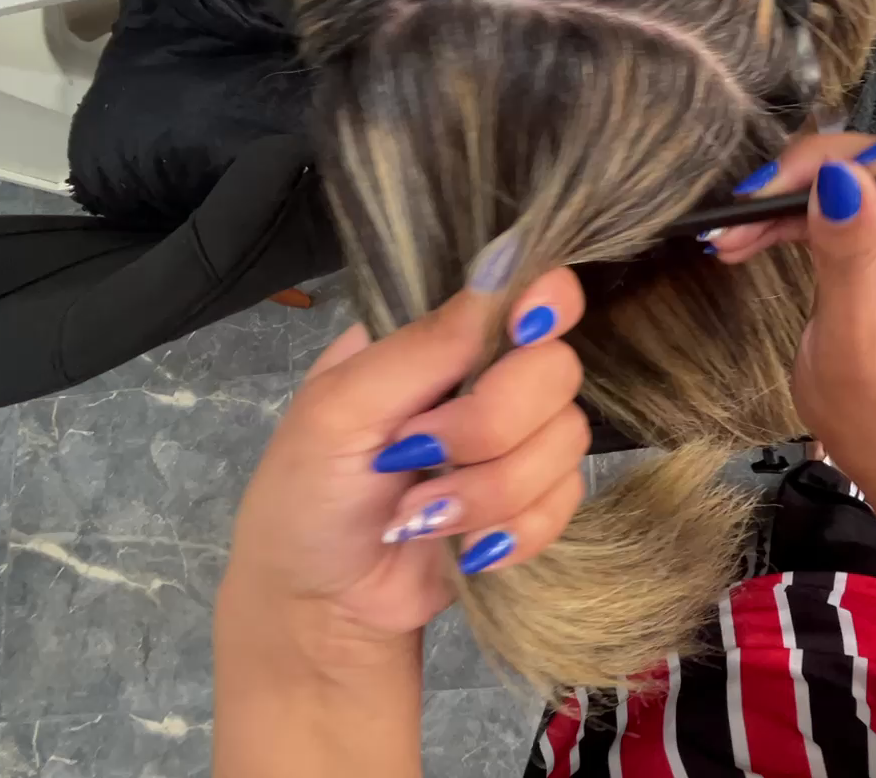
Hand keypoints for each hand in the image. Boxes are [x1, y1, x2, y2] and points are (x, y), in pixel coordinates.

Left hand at [219, 267, 590, 672]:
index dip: (547, 301)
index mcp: (448, 336)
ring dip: (491, 492)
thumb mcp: (339, 410)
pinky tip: (463, 546)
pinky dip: (512, 531)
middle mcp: (497, 376)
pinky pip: (566, 500)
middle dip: (491, 426)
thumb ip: (423, 346)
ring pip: (568, 440)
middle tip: (419, 454)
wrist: (319, 608)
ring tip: (422, 516)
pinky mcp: (539, 498)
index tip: (529, 328)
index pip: (531, 290)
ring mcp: (523, 437)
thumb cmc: (306, 493)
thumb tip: (506, 266)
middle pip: (558, 370)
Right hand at [713, 117, 875, 492]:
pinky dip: (784, 218)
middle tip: (760, 196)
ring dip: (792, 192)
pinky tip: (739, 238)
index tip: (847, 170)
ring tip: (734, 225)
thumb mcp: (855, 347)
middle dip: (826, 169)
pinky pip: (829, 208)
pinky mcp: (869, 247)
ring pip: (855, 180)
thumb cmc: (874, 417)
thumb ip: (850, 261)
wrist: (868, 449)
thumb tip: (839, 176)